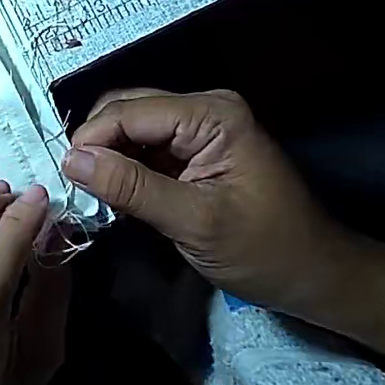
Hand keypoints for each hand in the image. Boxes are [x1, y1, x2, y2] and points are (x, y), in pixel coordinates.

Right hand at [62, 88, 368, 319]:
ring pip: (127, 127)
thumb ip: (132, 188)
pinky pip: (141, 145)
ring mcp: (196, 126)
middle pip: (124, 110)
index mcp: (211, 114)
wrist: (317, 277)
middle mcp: (201, 107)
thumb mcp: (195, 222)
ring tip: (94, 193)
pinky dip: (122, 167)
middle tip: (77, 186)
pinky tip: (116, 194)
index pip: (129, 112)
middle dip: (96, 145)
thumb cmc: (266, 250)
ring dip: (106, 157)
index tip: (67, 179)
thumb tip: (70, 160)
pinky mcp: (190, 147)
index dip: (91, 140)